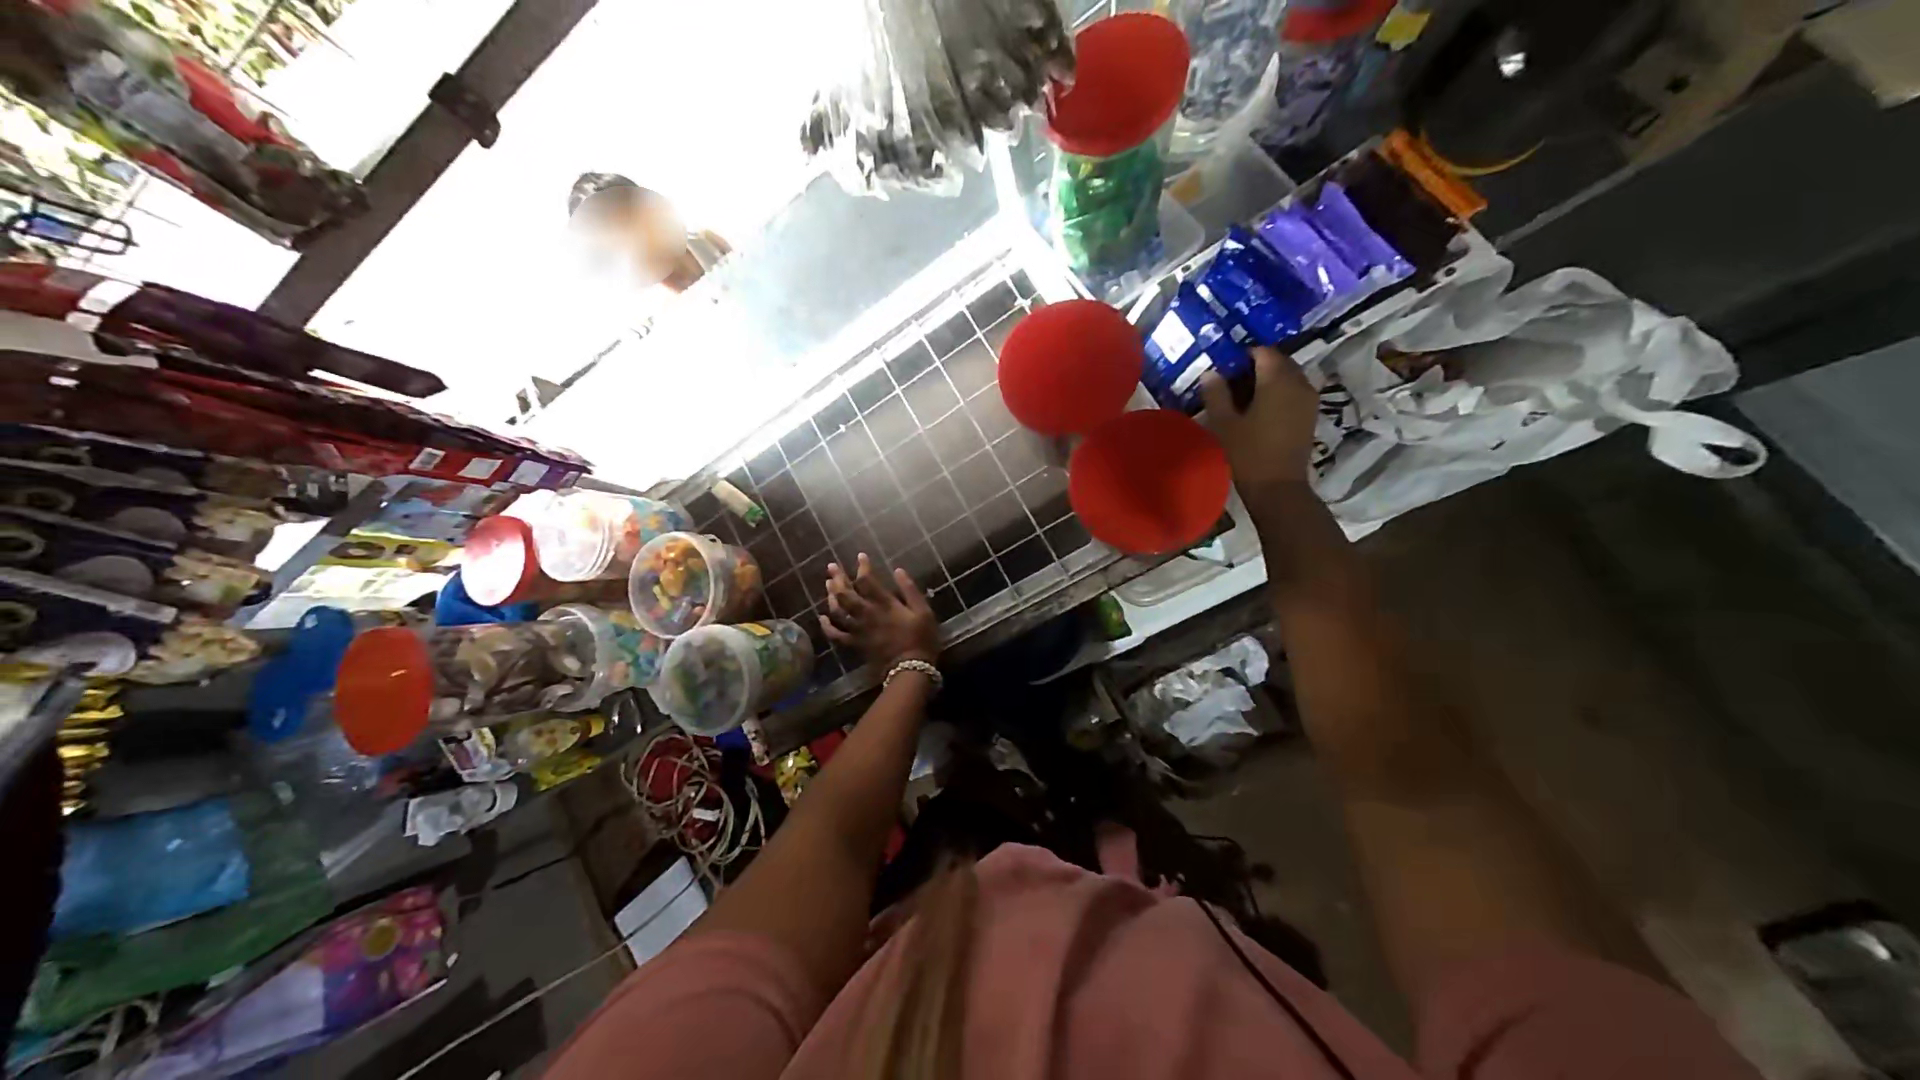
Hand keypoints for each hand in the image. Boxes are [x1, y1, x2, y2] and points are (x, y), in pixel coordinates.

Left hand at [819, 553, 938, 669]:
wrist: (910, 668)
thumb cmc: (921, 638)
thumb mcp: (923, 611)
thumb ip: (910, 590)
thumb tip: (898, 571)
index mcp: (884, 603)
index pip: (867, 580)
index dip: (862, 567)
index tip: (860, 556)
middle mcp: (867, 613)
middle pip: (845, 593)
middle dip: (838, 578)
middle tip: (831, 567)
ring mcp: (858, 629)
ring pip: (838, 610)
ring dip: (831, 596)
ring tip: (828, 584)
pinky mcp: (855, 643)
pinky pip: (836, 634)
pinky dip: (827, 626)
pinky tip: (822, 617)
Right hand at [1199, 346, 1317, 492]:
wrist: (1278, 487)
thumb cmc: (1247, 453)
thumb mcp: (1223, 423)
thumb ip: (1216, 393)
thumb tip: (1211, 373)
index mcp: (1277, 380)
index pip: (1263, 352)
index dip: (1242, 356)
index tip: (1224, 368)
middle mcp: (1299, 383)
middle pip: (1278, 362)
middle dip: (1256, 366)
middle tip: (1231, 382)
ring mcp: (1308, 399)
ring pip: (1288, 377)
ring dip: (1268, 380)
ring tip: (1243, 397)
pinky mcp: (1310, 415)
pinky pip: (1294, 392)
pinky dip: (1278, 393)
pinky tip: (1259, 410)